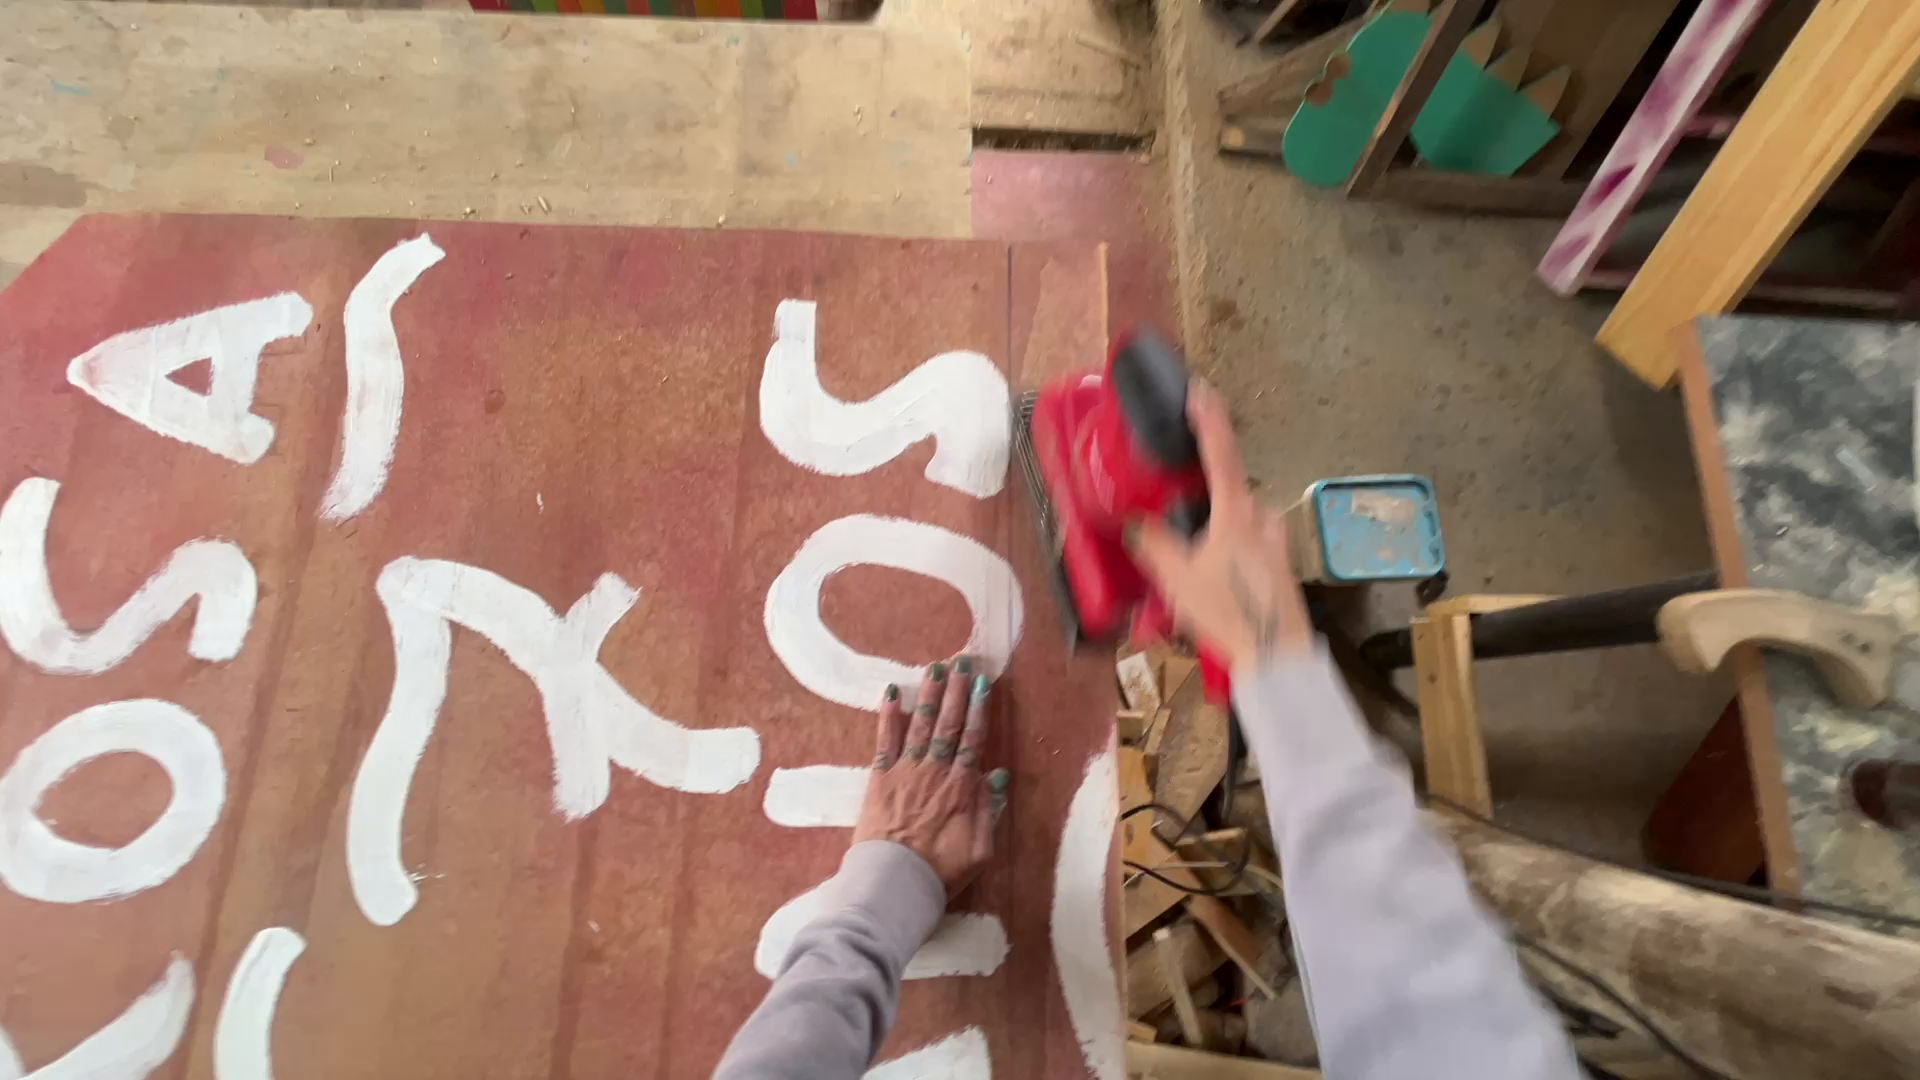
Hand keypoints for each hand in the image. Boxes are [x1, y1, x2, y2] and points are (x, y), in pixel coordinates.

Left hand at [852, 655, 1010, 897]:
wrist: (892, 884)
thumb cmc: (939, 871)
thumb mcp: (979, 850)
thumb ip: (989, 811)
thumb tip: (997, 774)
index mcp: (961, 787)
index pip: (973, 739)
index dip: (979, 709)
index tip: (983, 682)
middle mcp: (935, 771)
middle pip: (949, 724)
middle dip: (956, 690)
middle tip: (961, 661)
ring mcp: (905, 770)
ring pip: (921, 725)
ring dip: (929, 695)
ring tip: (935, 668)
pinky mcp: (880, 777)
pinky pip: (885, 741)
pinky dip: (889, 716)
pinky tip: (891, 693)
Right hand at [1129, 379, 1310, 671]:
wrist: (1276, 655)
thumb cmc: (1227, 611)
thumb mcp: (1177, 578)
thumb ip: (1154, 543)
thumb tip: (1137, 524)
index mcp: (1235, 512)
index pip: (1220, 452)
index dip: (1208, 418)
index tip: (1199, 391)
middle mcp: (1260, 518)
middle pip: (1227, 489)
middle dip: (1202, 496)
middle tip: (1175, 519)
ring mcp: (1274, 541)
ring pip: (1237, 519)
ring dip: (1214, 529)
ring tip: (1190, 563)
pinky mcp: (1278, 563)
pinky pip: (1247, 541)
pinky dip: (1226, 549)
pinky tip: (1213, 581)